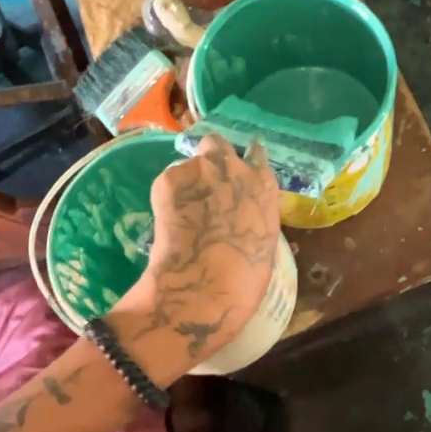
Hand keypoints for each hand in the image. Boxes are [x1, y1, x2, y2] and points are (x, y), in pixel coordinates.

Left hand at [109, 135, 280, 383]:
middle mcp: (234, 167)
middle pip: (217, 144)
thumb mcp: (263, 243)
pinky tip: (168, 222)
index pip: (255, 156)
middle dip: (209, 158)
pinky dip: (166, 198)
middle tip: (202, 184)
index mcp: (264, 185)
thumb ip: (254, 215)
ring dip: (186, 182)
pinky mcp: (168, 180)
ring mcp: (199, 169)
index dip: (240, 167)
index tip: (233, 178)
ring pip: (188, 165)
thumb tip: (241, 216)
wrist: (204, 287)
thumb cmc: (245, 279)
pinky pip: (167, 182)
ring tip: (182, 213)